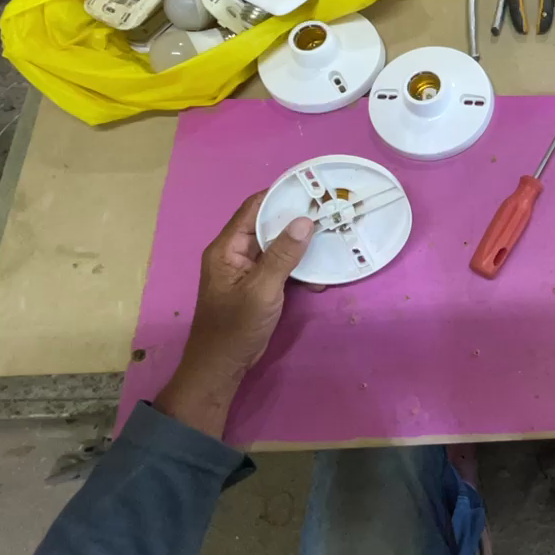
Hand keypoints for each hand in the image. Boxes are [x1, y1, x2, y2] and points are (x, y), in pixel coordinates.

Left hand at [156, 192, 311, 437]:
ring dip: (303, 243)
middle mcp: (236, 252)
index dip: (280, 194)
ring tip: (333, 233)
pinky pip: (283, 264)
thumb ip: (282, 255)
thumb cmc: (235, 327)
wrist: (222, 367)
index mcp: (227, 248)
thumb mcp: (261, 290)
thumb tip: (304, 221)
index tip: (311, 187)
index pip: (254, 208)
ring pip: (279, 244)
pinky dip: (301, 264)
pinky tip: (322, 270)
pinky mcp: (260, 284)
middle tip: (330, 209)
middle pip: (268, 224)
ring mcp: (248, 269)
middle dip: (297, 217)